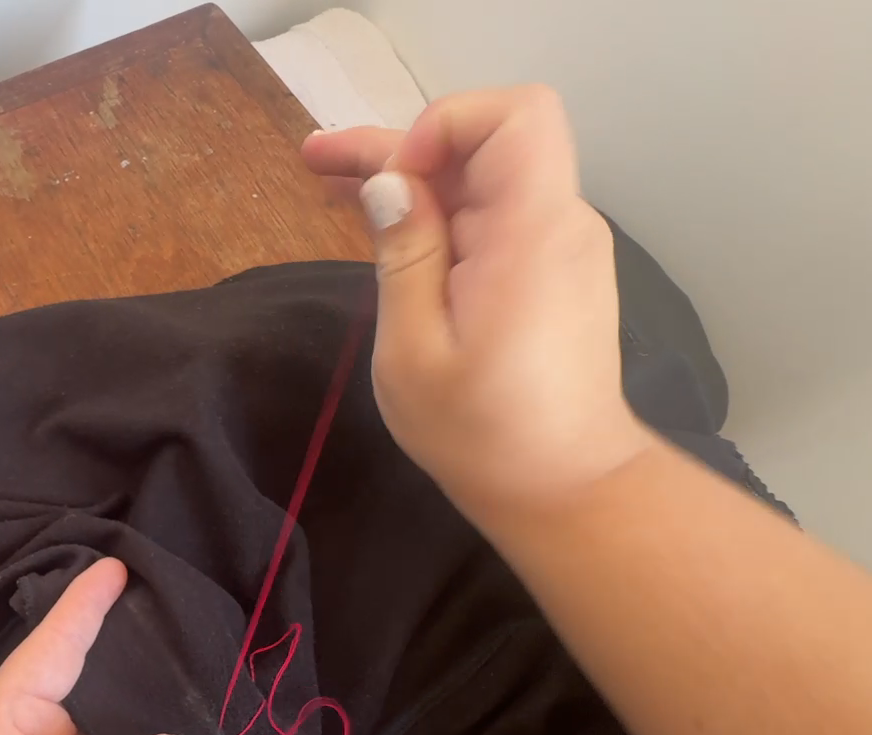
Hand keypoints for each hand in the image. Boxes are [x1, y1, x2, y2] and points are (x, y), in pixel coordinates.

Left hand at [0, 558, 196, 734]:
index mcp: (6, 725)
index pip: (51, 647)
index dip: (84, 605)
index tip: (118, 563)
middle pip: (81, 677)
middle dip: (121, 644)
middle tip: (175, 599)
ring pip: (106, 724)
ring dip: (141, 700)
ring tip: (196, 655)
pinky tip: (190, 733)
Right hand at [301, 86, 655, 514]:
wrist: (555, 480)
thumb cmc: (476, 429)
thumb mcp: (414, 349)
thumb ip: (404, 257)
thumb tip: (389, 182)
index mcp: (528, 236)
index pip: (512, 117)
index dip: (440, 128)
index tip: (387, 185)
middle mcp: (554, 223)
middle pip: (484, 145)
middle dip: (398, 146)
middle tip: (315, 159)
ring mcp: (551, 247)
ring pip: (479, 182)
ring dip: (407, 180)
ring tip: (329, 184)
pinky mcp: (539, 272)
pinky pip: (484, 220)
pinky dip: (431, 214)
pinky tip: (380, 225)